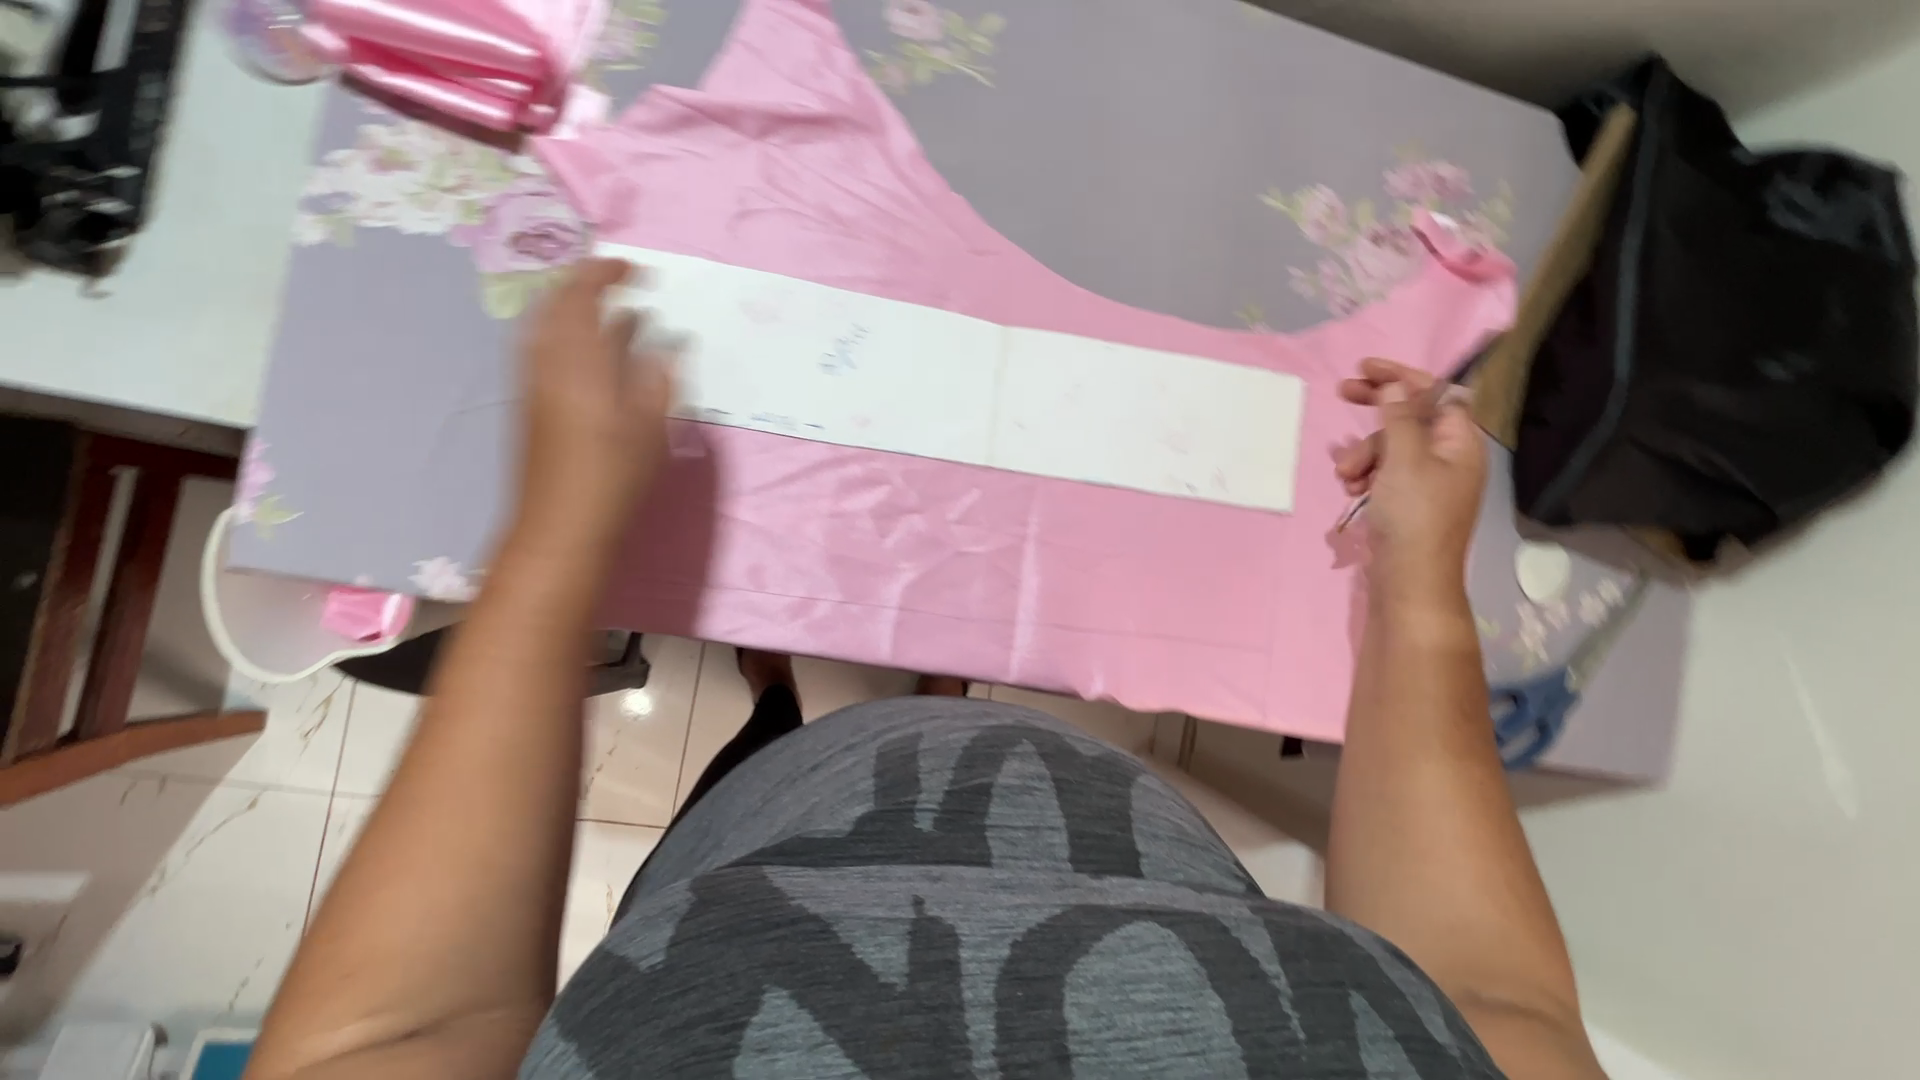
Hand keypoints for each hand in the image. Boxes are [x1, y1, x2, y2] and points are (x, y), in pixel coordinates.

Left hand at [511, 258, 674, 554]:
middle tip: (623, 282)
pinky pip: (545, 346)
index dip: (607, 272)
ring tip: (613, 313)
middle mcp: (547, 360)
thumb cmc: (612, 476)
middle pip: (557, 302)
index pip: (583, 295)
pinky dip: (569, 333)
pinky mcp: (532, 401)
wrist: (558, 525)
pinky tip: (593, 351)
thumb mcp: (649, 428)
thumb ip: (657, 378)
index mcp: (579, 361)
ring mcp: (534, 380)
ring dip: (576, 308)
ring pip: (547, 324)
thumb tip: (670, 343)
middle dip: (588, 284)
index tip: (638, 270)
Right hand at [1335, 357, 1485, 610]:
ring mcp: (1427, 482)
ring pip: (1390, 448)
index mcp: (1459, 442)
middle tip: (1341, 394)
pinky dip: (1365, 476)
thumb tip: (1397, 384)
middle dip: (1375, 412)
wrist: (1410, 582)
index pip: (1436, 392)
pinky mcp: (1407, 503)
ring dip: (1363, 454)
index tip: (1364, 368)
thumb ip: (1399, 418)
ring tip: (1346, 477)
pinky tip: (1352, 492)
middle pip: (1409, 417)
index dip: (1402, 375)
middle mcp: (1448, 457)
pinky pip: (1384, 474)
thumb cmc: (1413, 517)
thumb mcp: (1404, 460)